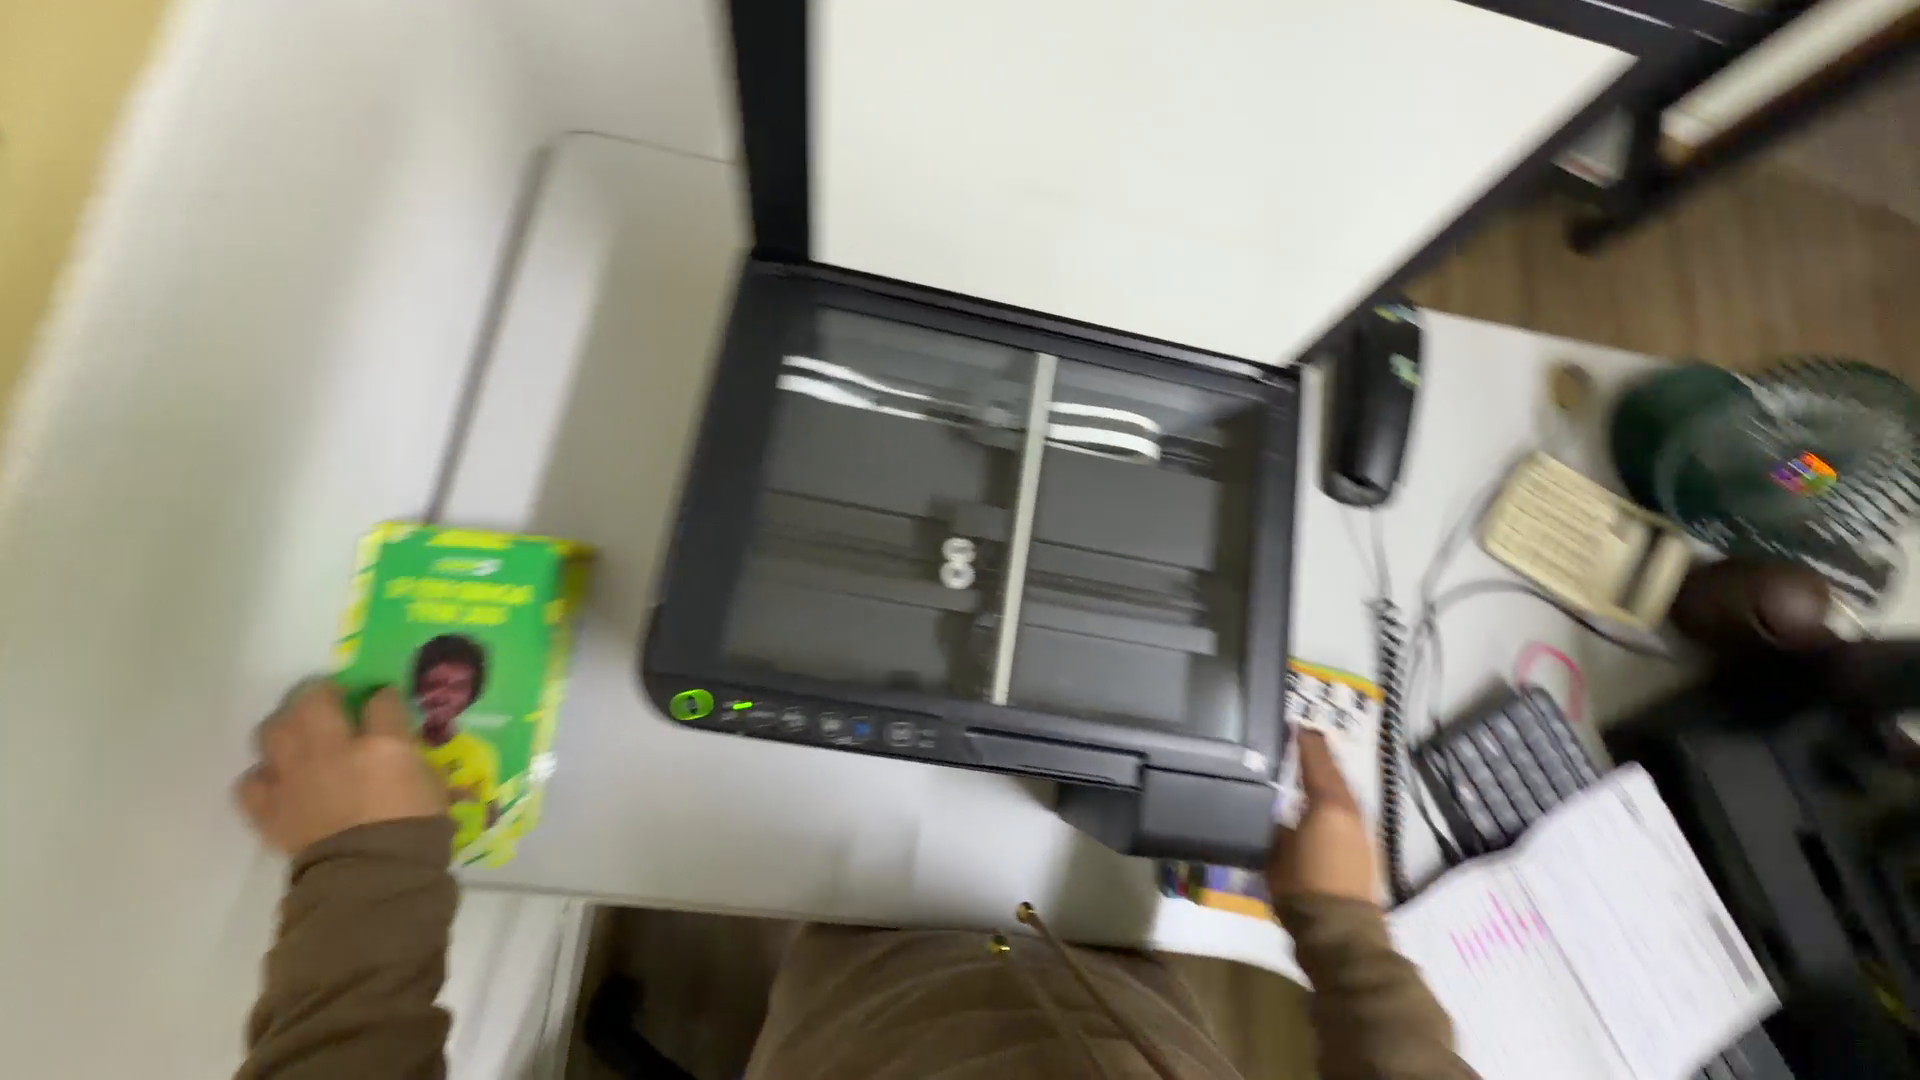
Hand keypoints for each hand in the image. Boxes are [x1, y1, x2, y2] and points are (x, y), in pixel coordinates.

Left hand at [237, 682, 445, 855]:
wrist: (374, 876)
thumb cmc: (417, 827)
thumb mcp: (432, 782)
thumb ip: (411, 758)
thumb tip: (402, 747)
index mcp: (383, 744)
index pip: (381, 700)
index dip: (384, 696)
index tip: (385, 700)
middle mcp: (333, 751)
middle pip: (314, 701)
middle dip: (323, 692)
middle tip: (331, 696)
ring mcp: (295, 779)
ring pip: (275, 731)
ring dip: (287, 724)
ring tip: (300, 728)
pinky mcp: (269, 808)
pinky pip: (252, 780)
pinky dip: (264, 774)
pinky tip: (280, 778)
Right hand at [1267, 730, 1377, 903]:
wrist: (1340, 935)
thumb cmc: (1301, 886)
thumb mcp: (1273, 848)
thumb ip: (1275, 820)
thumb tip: (1272, 805)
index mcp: (1327, 801)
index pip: (1315, 756)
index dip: (1302, 738)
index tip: (1289, 722)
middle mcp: (1350, 808)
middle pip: (1333, 770)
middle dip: (1316, 754)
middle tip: (1296, 741)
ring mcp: (1362, 829)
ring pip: (1342, 790)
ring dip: (1325, 776)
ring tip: (1303, 769)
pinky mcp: (1365, 848)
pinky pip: (1345, 810)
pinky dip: (1331, 798)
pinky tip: (1315, 804)